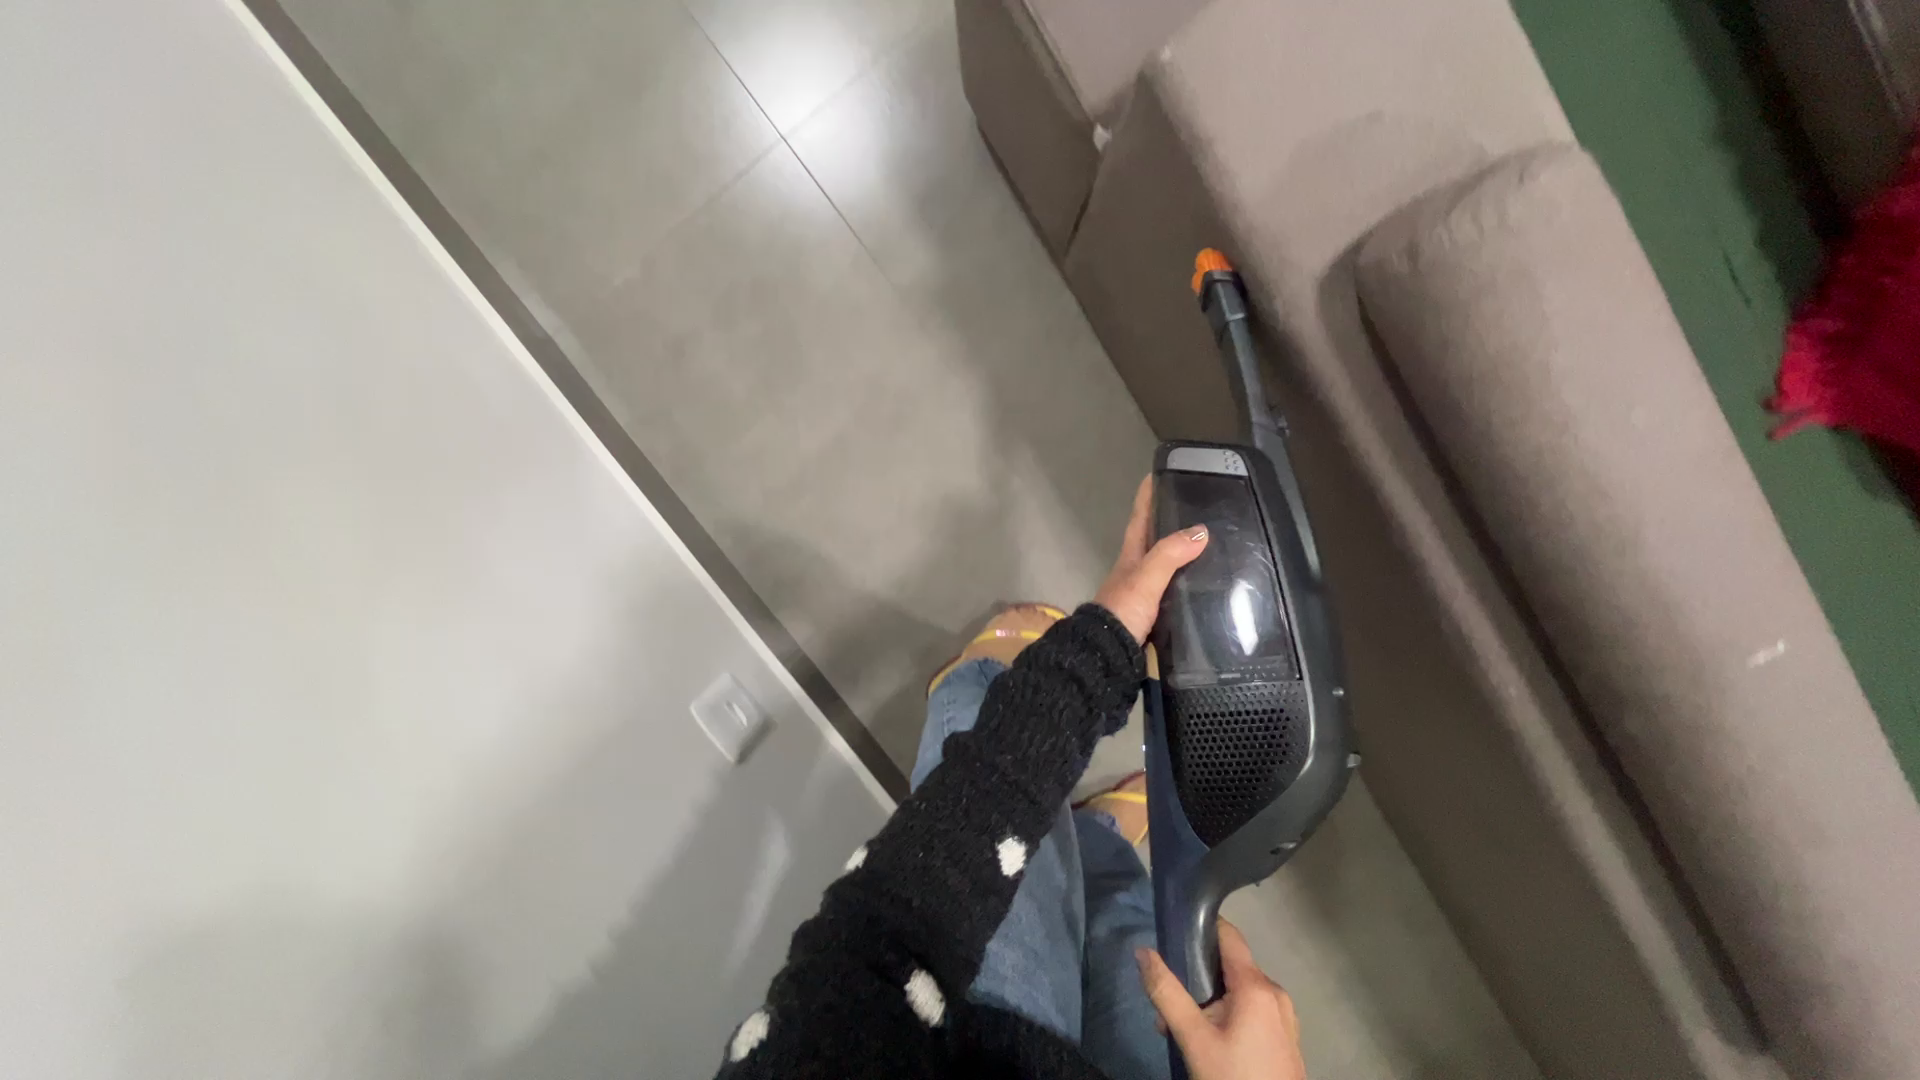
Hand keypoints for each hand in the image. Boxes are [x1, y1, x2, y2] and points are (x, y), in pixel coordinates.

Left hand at [1093, 476, 1209, 644]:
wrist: (1108, 654)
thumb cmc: (1123, 610)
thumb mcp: (1146, 578)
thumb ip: (1170, 555)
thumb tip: (1200, 531)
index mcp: (1131, 556)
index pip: (1140, 518)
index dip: (1147, 496)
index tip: (1158, 474)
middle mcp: (1136, 570)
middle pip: (1154, 539)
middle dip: (1171, 522)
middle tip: (1198, 507)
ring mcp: (1143, 593)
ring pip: (1166, 565)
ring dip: (1183, 554)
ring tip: (1212, 543)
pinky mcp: (1154, 614)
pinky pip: (1174, 589)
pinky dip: (1188, 581)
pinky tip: (1204, 585)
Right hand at [1136, 920, 1306, 1079]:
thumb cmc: (1233, 1079)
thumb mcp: (1193, 1039)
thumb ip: (1166, 992)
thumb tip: (1143, 951)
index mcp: (1257, 986)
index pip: (1227, 934)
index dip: (1199, 928)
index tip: (1171, 935)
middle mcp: (1275, 994)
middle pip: (1229, 967)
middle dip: (1195, 980)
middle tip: (1168, 1008)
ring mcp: (1284, 1019)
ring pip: (1238, 993)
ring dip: (1209, 1004)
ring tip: (1183, 1034)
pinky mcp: (1285, 1040)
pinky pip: (1252, 1013)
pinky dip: (1228, 1018)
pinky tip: (1210, 1046)